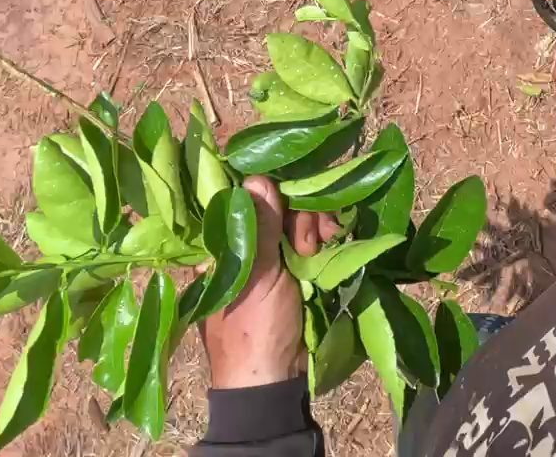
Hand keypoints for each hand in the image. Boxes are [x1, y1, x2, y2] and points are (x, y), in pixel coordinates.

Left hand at [200, 175, 338, 388]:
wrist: (276, 378)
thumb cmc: (254, 329)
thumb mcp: (257, 276)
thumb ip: (261, 227)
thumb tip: (258, 178)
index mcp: (224, 246)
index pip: (247, 198)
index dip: (271, 191)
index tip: (290, 200)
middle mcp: (247, 244)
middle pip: (277, 203)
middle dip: (299, 216)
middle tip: (307, 243)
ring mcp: (273, 253)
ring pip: (298, 216)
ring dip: (314, 226)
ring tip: (319, 248)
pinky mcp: (297, 263)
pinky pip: (312, 232)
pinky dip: (324, 234)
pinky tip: (331, 242)